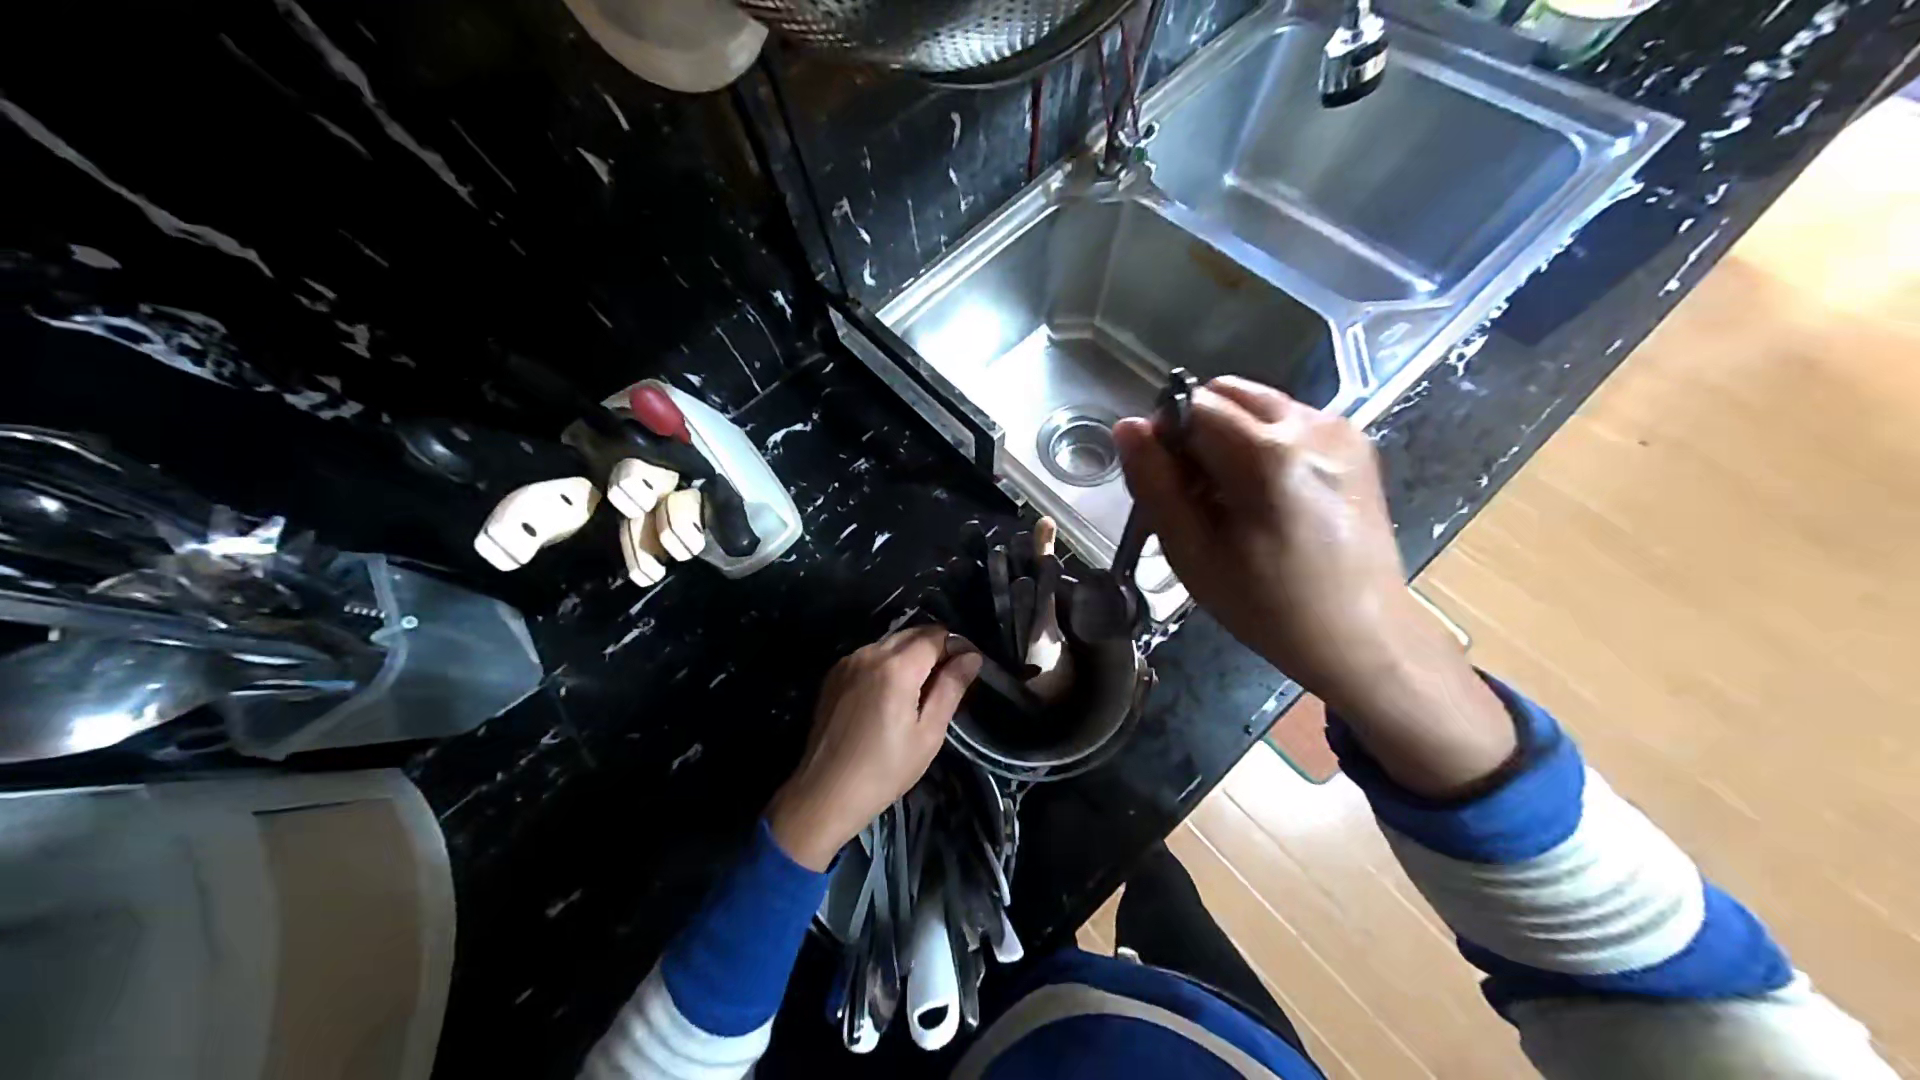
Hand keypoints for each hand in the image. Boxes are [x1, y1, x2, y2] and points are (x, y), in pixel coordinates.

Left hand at [766, 626, 981, 870]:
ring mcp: (848, 662)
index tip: (969, 666)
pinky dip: (887, 663)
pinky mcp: (834, 674)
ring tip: (921, 688)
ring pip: (890, 643)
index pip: (936, 636)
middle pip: (912, 633)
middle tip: (949, 678)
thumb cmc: (885, 770)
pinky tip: (890, 694)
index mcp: (896, 667)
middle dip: (935, 647)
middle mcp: (870, 653)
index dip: (957, 646)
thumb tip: (971, 656)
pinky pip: (870, 656)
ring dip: (910, 654)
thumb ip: (951, 687)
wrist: (825, 793)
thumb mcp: (928, 733)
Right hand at [1115, 377, 1514, 796]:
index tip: (1166, 480)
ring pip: (1257, 404)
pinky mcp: (1356, 444)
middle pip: (1227, 394)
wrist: (1361, 635)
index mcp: (1267, 456)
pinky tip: (1267, 494)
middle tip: (1196, 489)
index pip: (1193, 405)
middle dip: (1198, 430)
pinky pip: (1289, 421)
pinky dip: (1262, 442)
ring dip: (1230, 435)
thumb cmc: (1267, 605)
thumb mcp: (1192, 553)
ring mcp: (1340, 431)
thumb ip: (1155, 484)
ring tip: (1233, 496)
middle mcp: (1310, 426)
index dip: (1166, 435)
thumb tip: (1127, 427)